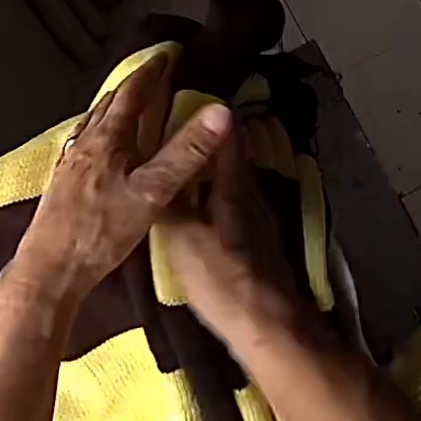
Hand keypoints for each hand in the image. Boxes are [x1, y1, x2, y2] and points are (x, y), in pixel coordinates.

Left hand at [10, 55, 230, 302]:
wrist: (46, 276)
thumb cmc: (99, 231)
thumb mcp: (153, 190)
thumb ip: (187, 150)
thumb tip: (220, 110)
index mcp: (107, 139)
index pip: (131, 94)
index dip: (150, 72)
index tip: (166, 55)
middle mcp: (85, 145)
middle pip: (109, 104)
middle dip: (132, 85)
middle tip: (152, 73)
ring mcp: (70, 166)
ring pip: (94, 123)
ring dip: (113, 107)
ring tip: (127, 102)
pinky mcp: (62, 187)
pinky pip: (85, 144)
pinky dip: (100, 132)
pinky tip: (101, 147)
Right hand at [158, 127, 307, 342]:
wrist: (264, 318)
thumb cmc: (221, 275)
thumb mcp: (182, 239)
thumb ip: (170, 203)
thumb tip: (156, 174)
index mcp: (234, 183)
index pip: (228, 135)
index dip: (212, 116)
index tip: (191, 102)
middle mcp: (251, 188)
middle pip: (233, 153)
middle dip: (210, 140)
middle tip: (181, 131)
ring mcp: (259, 210)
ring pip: (235, 175)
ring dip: (214, 165)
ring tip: (185, 164)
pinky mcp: (258, 232)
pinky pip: (237, 196)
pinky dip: (220, 190)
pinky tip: (203, 202)